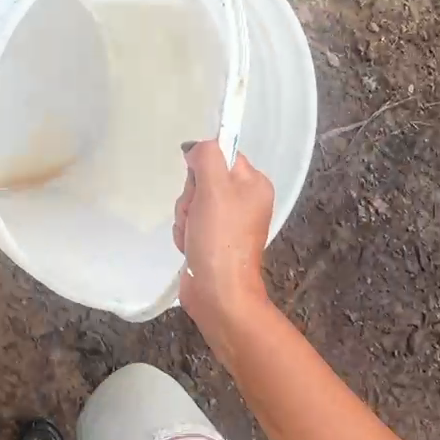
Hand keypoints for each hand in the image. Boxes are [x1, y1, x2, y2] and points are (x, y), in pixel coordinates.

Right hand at [172, 140, 274, 319]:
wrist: (218, 292)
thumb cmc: (220, 239)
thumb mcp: (214, 189)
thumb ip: (206, 158)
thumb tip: (196, 148)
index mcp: (254, 184)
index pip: (221, 155)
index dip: (203, 168)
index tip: (201, 186)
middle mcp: (245, 200)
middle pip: (203, 179)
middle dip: (191, 197)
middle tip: (197, 214)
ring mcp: (228, 221)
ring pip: (192, 201)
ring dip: (185, 217)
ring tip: (194, 234)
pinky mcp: (213, 239)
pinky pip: (190, 222)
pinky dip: (186, 232)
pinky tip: (191, 245)